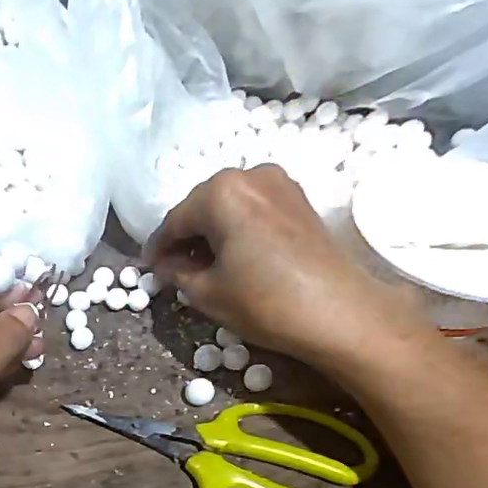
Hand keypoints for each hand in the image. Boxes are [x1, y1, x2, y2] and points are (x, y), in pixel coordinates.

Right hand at [146, 166, 428, 368]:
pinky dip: (236, 228)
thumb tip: (165, 264)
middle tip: (174, 268)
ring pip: (228, 205)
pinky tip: (233, 256)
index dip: (157, 248)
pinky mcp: (299, 199)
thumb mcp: (206, 293)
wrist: (339, 313)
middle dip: (185, 236)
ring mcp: (279, 183)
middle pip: (201, 206)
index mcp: (220, 192)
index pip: (174, 220)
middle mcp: (249, 175)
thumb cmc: (264, 302)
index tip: (148, 269)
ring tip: (204, 266)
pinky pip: (252, 208)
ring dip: (211, 231)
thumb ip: (176, 272)